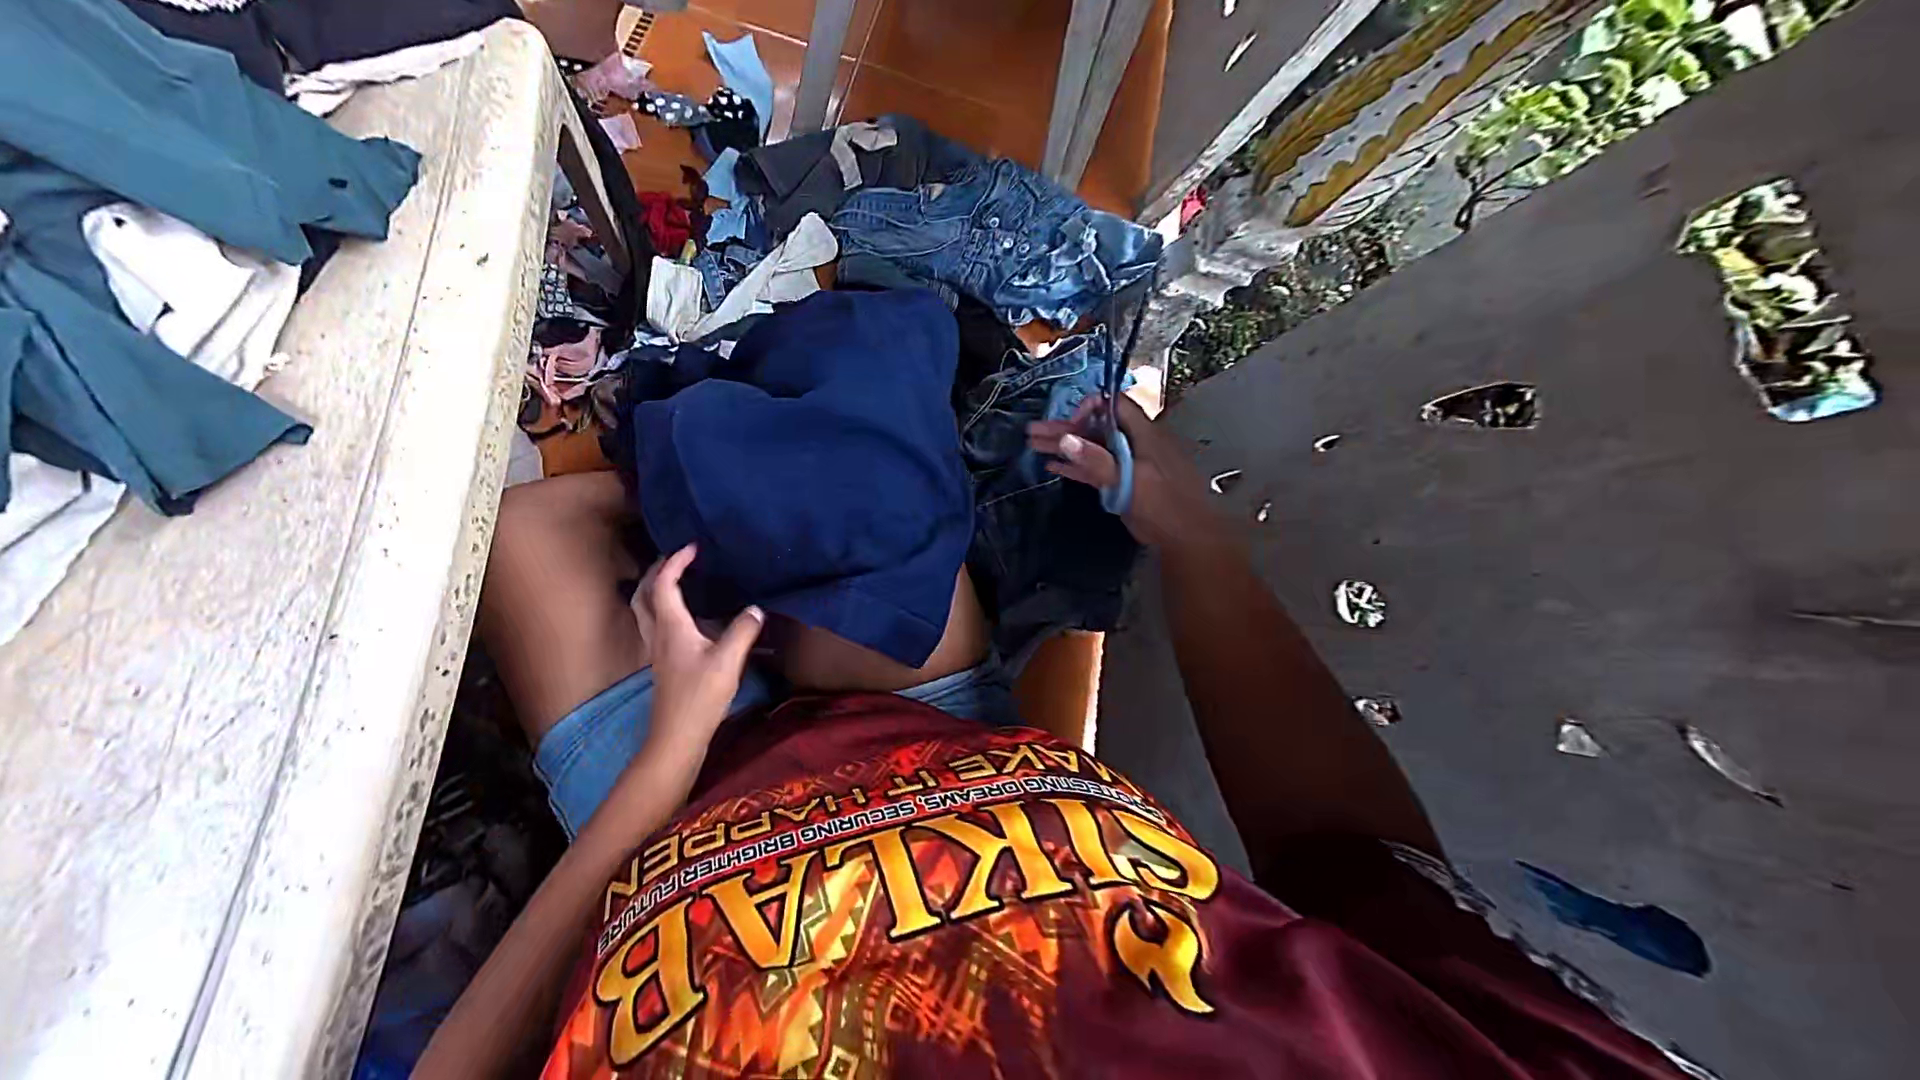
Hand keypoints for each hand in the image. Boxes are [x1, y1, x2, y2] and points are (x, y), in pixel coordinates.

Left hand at [630, 544, 763, 744]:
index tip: (693, 547)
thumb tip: (756, 608)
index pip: (664, 584)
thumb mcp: (728, 661)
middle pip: (644, 594)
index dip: (675, 561)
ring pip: (645, 610)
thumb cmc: (699, 697)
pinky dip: (664, 608)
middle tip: (678, 558)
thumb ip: (743, 630)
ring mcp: (658, 650)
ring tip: (677, 580)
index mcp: (671, 627)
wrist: (677, 737)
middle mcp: (658, 634)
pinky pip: (656, 624)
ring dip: (655, 589)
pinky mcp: (664, 663)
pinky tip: (686, 616)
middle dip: (657, 571)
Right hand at [1027, 393, 1225, 550]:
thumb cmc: (1164, 504)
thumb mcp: (1129, 480)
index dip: (1090, 408)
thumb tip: (1066, 439)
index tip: (1071, 423)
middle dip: (1064, 428)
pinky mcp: (1121, 484)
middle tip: (1033, 431)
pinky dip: (1075, 467)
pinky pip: (1095, 470)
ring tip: (1034, 444)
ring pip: (1091, 449)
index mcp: (1143, 433)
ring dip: (1064, 447)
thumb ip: (1096, 460)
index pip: (1114, 405)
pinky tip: (1053, 466)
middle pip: (1094, 428)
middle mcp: (1132, 444)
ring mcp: (1126, 464)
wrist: (1186, 536)